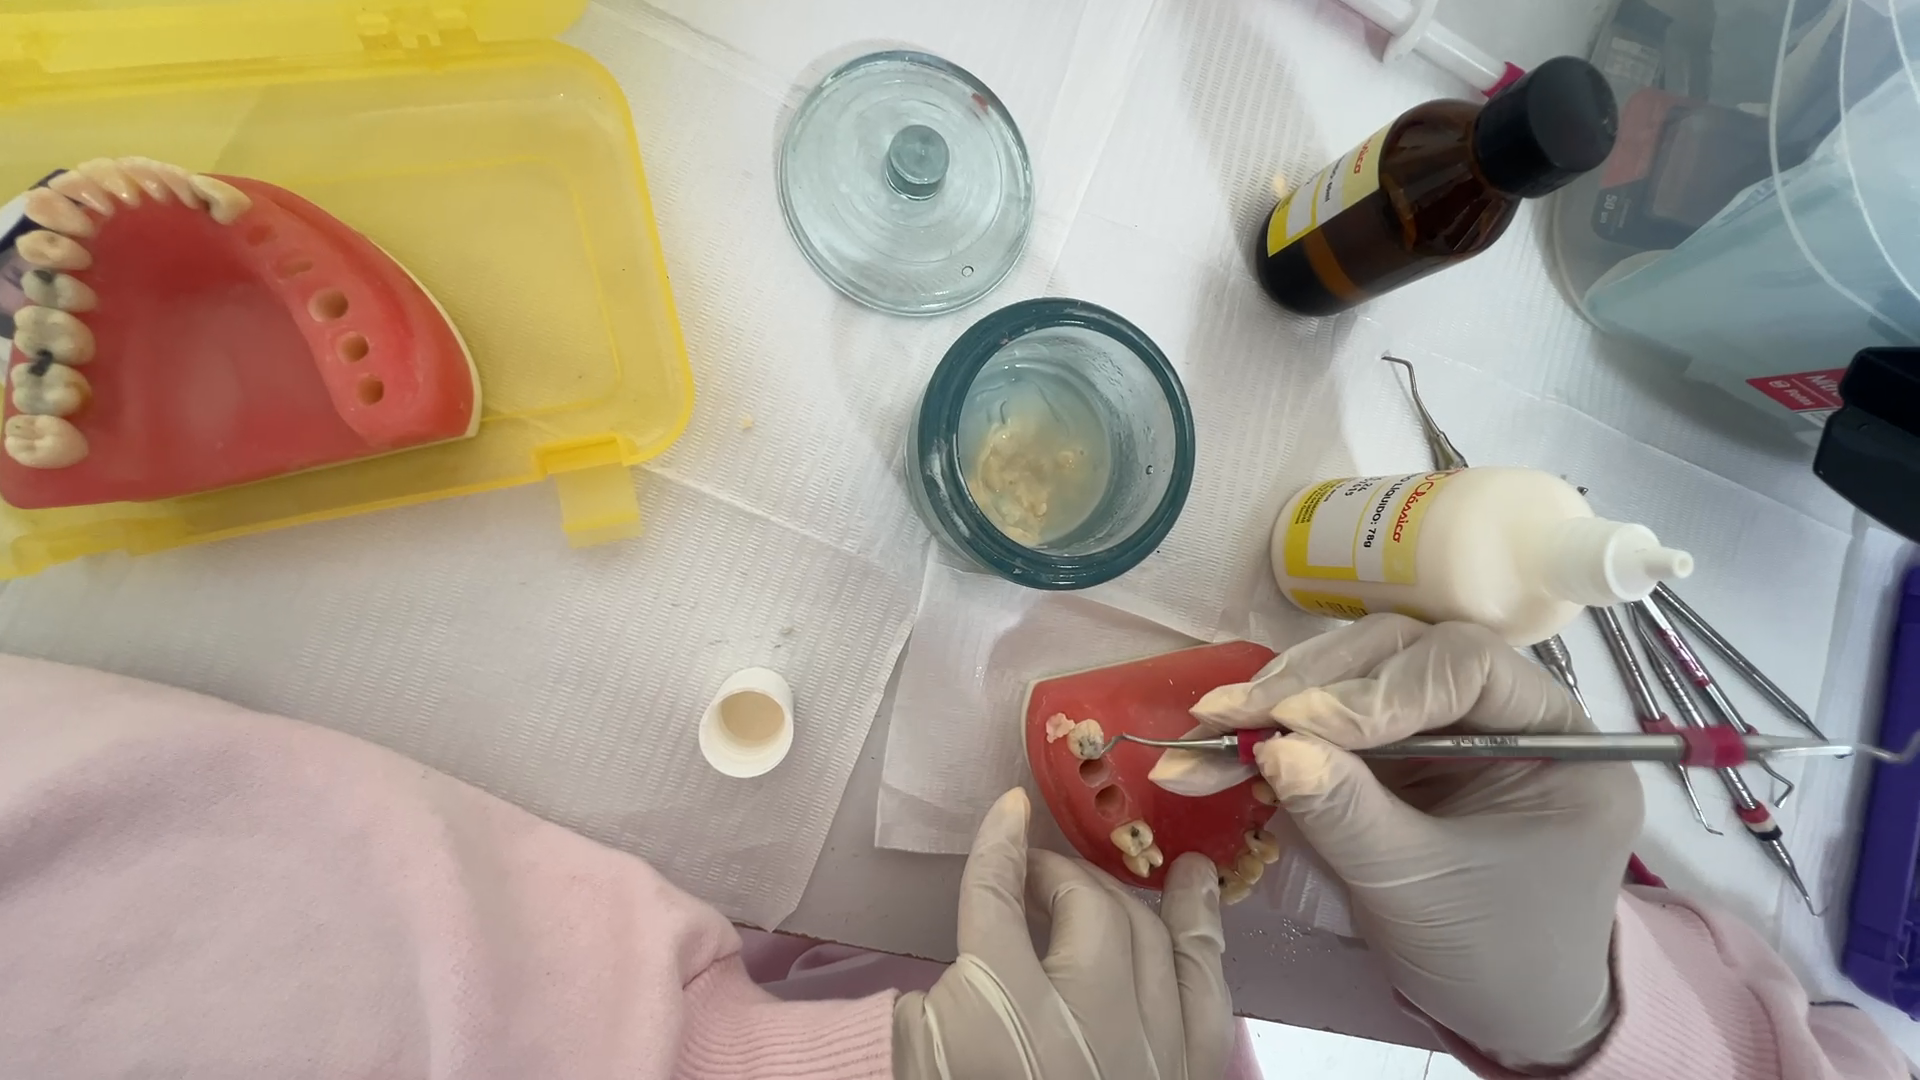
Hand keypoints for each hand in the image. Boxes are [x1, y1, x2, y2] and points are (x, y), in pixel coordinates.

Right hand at [893, 789, 1233, 1079]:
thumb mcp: (923, 1060)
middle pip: (1083, 906)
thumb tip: (981, 931)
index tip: (1006, 809)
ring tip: (1107, 867)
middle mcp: (1085, 1022)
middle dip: (1054, 873)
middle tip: (1036, 876)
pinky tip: (1195, 884)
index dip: (998, 845)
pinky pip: (1206, 984)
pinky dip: (1199, 928)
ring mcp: (1151, 1050)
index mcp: (1003, 1015)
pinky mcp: (1191, 1075)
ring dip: (1118, 891)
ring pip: (1147, 932)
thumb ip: (936, 996)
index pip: (996, 898)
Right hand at [1199, 615, 1642, 1070]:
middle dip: (1307, 682)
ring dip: (1275, 693)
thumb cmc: (1490, 955)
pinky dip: (1267, 720)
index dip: (1377, 686)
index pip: (1464, 667)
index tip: (1297, 724)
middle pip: (1394, 651)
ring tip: (1214, 724)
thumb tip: (1273, 748)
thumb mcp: (1421, 892)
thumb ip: (1350, 814)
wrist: (1494, 1004)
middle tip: (1231, 714)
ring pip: (1347, 668)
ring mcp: (1434, 719)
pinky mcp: (1386, 739)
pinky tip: (1222, 740)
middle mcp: (1494, 710)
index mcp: (1553, 740)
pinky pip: (1320, 707)